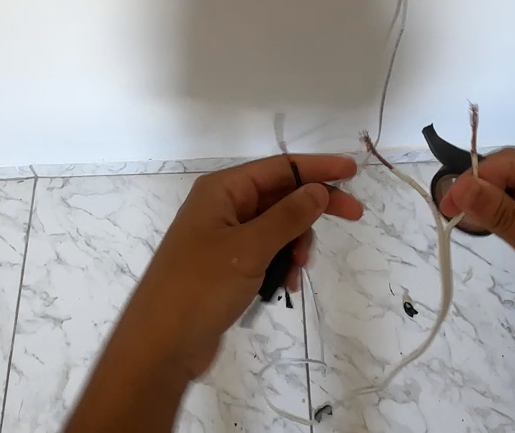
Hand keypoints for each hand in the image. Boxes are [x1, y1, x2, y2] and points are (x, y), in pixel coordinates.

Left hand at [126, 154, 363, 376]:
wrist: (160, 347)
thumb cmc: (200, 288)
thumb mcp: (249, 248)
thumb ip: (287, 217)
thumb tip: (318, 189)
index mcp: (223, 190)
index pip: (279, 167)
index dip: (317, 167)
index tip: (352, 171)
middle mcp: (224, 206)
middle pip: (280, 195)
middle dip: (313, 207)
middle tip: (354, 215)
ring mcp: (225, 237)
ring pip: (277, 226)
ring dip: (296, 244)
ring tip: (299, 269)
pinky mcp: (228, 266)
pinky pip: (266, 252)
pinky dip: (281, 264)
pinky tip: (286, 286)